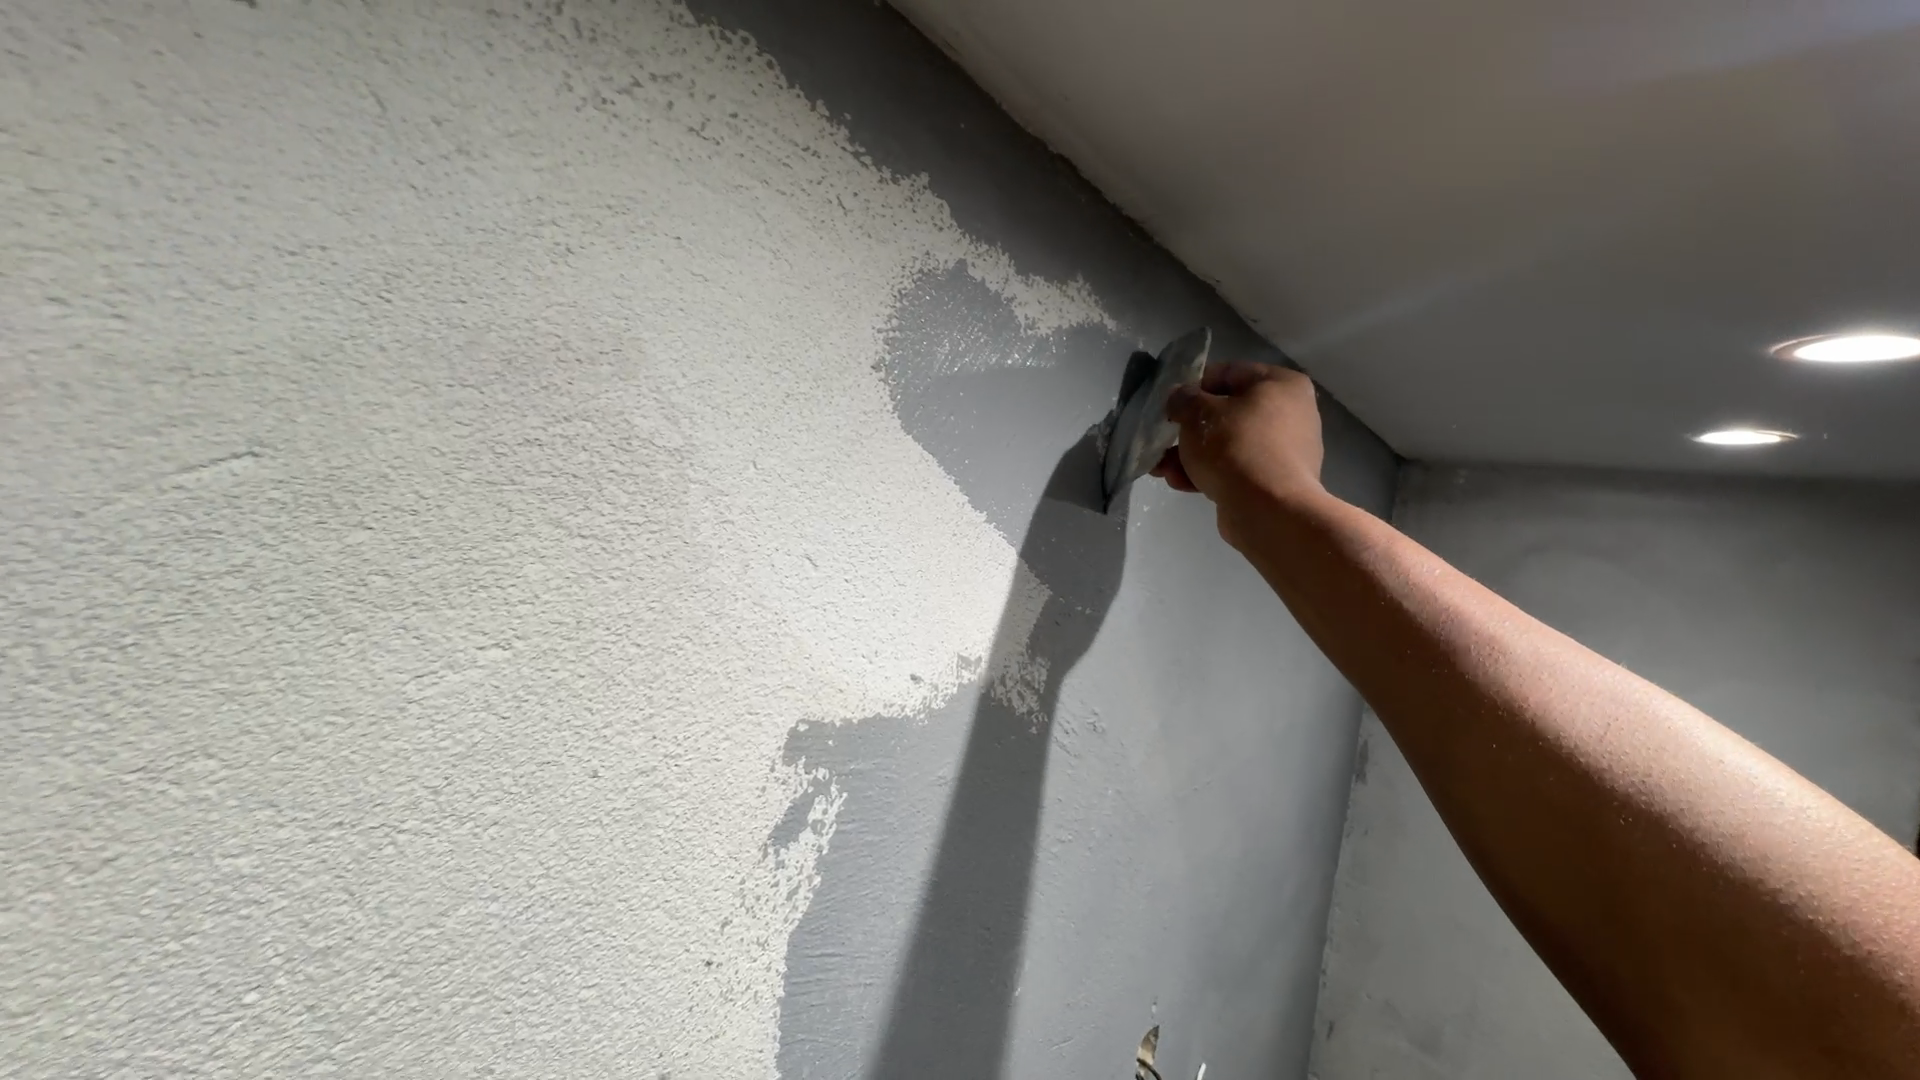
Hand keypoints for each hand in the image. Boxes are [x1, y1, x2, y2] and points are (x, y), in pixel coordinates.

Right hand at [1149, 361, 1326, 544]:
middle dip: (1187, 431)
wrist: (1267, 510)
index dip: (1192, 387)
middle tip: (1161, 442)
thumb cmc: (1235, 447)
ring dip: (1190, 456)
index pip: (1227, 373)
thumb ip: (1183, 399)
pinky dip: (1208, 473)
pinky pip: (1235, 469)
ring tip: (1161, 470)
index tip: (1169, 405)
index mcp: (1280, 384)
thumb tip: (1180, 398)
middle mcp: (1290, 412)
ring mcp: (1285, 450)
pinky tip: (1180, 484)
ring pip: (1226, 445)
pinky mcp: (1275, 482)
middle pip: (1225, 414)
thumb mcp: (1198, 414)